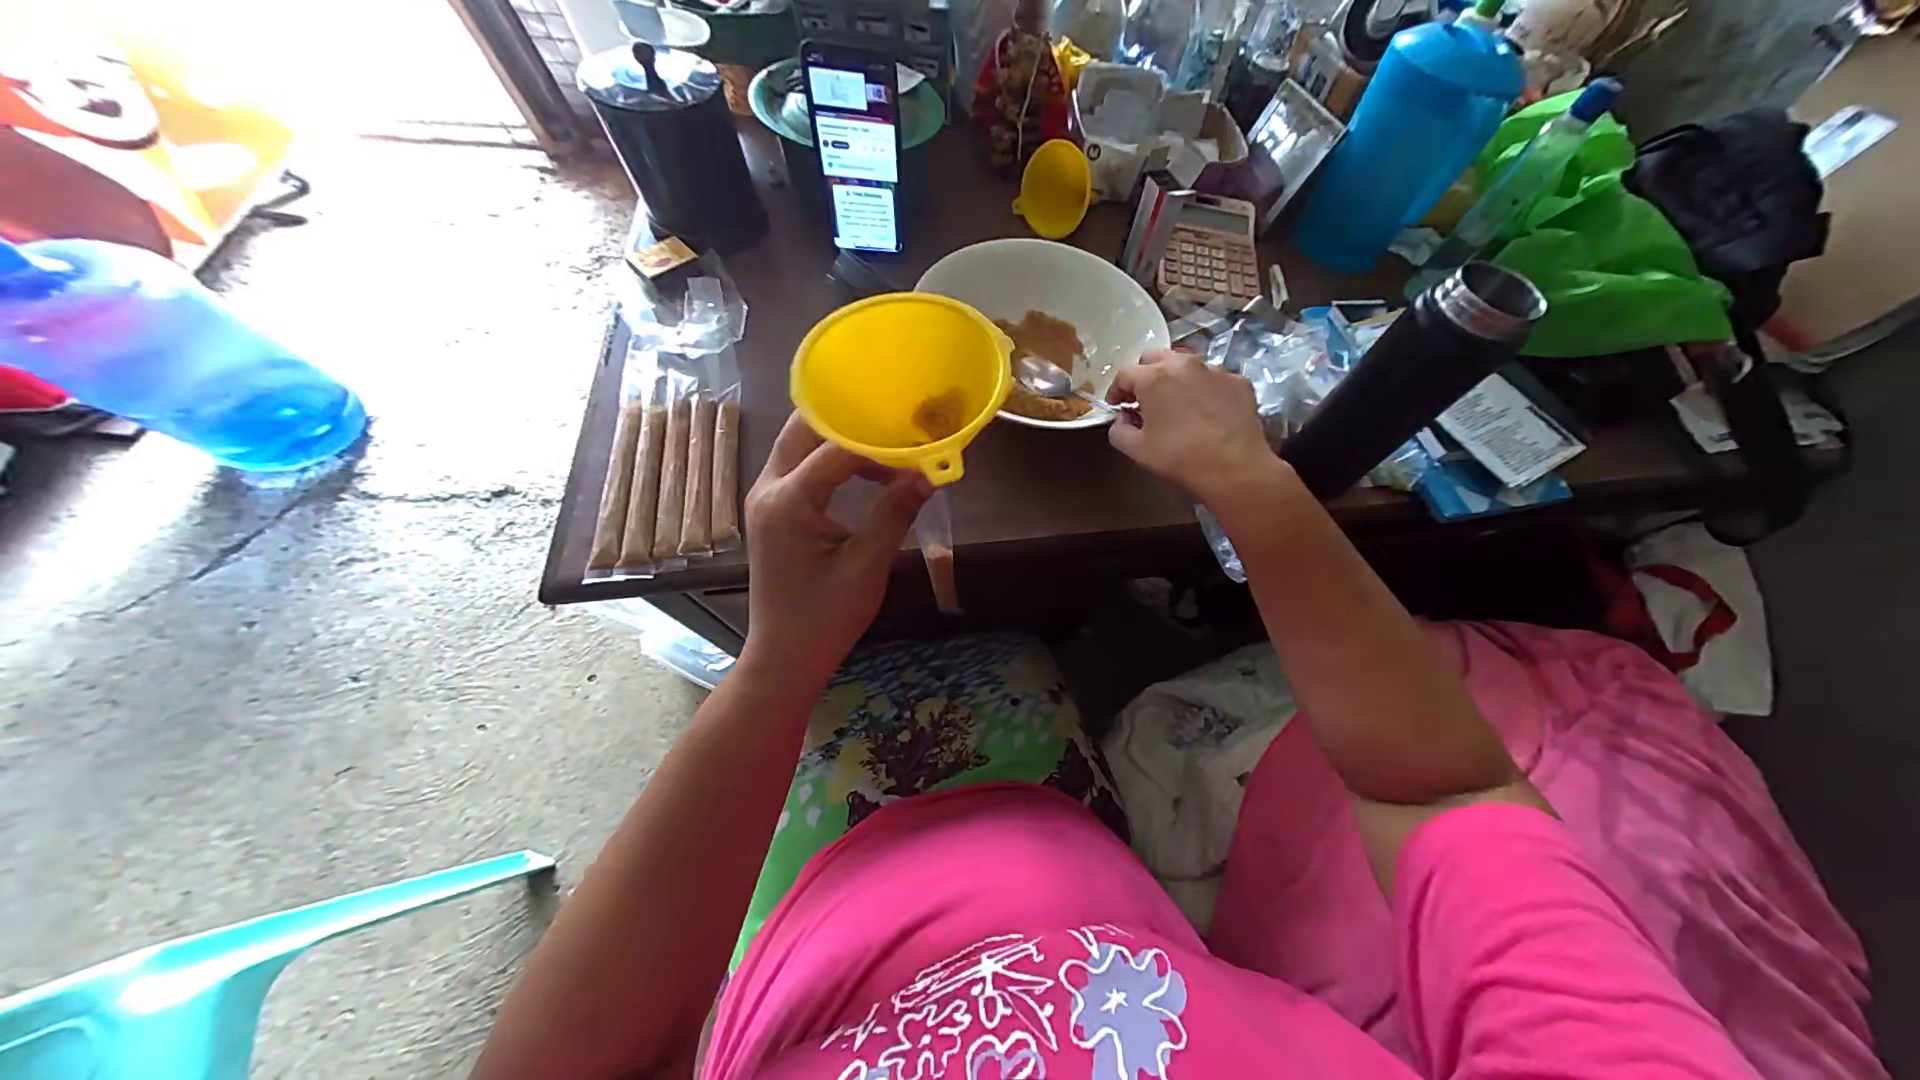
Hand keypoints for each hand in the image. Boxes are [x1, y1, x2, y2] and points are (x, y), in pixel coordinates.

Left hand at [739, 412, 931, 692]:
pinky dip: (831, 461)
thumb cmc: (825, 618)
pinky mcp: (773, 511)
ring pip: (800, 445)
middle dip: (849, 421)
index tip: (919, 438)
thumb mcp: (866, 566)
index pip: (835, 450)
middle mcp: (767, 489)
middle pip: (804, 429)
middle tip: (894, 424)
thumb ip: (894, 512)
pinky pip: (800, 467)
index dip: (880, 440)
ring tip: (888, 449)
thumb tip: (928, 473)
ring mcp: (765, 499)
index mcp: (787, 501)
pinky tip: (865, 473)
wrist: (785, 656)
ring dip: (841, 441)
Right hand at [1106, 350, 1288, 509]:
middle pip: (1155, 358)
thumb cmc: (1179, 458)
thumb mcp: (1136, 451)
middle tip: (1143, 400)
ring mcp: (1215, 370)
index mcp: (1154, 378)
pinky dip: (1203, 389)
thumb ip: (1118, 430)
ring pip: (1186, 364)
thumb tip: (1124, 419)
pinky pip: (1213, 378)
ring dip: (1174, 379)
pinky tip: (1205, 410)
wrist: (1235, 469)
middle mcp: (1184, 364)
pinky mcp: (1239, 382)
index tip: (1117, 406)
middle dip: (1144, 376)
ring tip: (1175, 403)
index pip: (1125, 374)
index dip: (1116, 390)